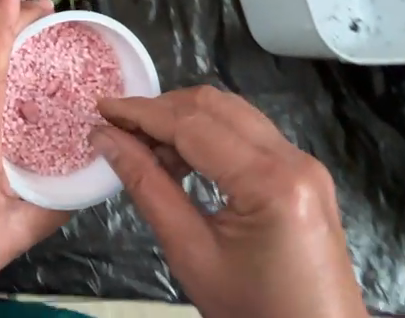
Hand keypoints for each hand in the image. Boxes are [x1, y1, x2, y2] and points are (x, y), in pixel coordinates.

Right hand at [93, 86, 366, 317]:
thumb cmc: (253, 312)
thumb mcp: (191, 254)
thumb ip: (146, 187)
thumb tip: (104, 137)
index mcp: (270, 181)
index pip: (191, 124)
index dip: (140, 113)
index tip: (100, 110)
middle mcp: (293, 159)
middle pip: (211, 106)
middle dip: (159, 110)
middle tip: (118, 130)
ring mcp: (304, 163)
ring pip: (229, 111)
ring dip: (182, 118)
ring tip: (146, 146)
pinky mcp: (304, 173)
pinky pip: (247, 131)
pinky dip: (208, 132)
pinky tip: (182, 158)